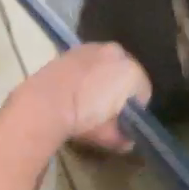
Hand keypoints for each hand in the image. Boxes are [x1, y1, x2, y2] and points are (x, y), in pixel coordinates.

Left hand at [4, 43, 151, 151]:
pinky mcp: (72, 49)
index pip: (143, 92)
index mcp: (132, 72)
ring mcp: (93, 47)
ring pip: (106, 64)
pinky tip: (74, 87)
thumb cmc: (83, 118)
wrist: (45, 102)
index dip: (134, 108)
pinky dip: (85, 71)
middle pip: (126, 73)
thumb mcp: (108, 136)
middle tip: (105, 108)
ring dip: (102, 77)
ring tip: (88, 97)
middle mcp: (117, 53)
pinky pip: (87, 61)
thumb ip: (123, 138)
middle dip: (119, 89)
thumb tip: (127, 142)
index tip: (123, 120)